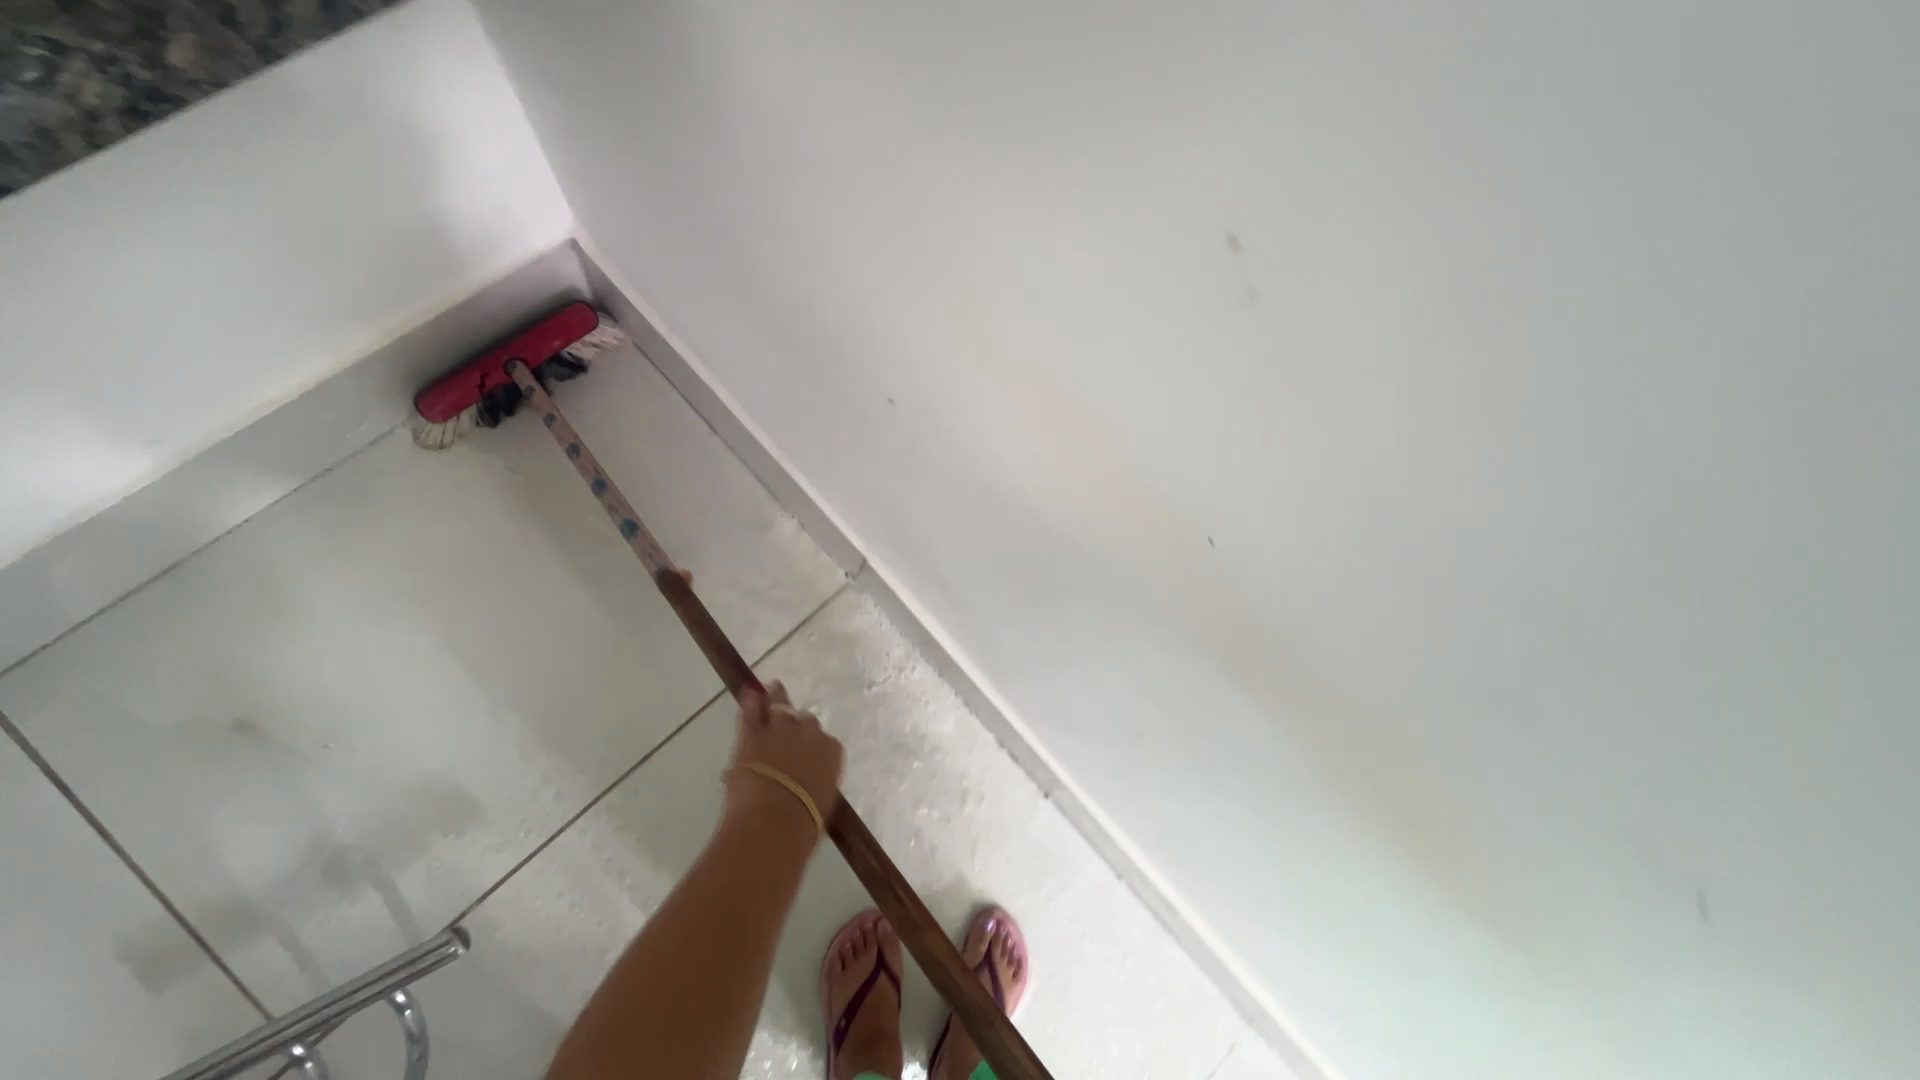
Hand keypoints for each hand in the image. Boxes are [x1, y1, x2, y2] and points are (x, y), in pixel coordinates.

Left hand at [725, 681, 842, 842]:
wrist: (773, 822)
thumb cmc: (804, 823)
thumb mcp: (822, 803)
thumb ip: (818, 784)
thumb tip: (810, 784)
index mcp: (831, 753)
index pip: (825, 741)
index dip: (813, 744)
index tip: (807, 749)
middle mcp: (809, 735)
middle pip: (805, 721)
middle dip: (797, 723)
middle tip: (790, 723)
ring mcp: (780, 731)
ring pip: (779, 707)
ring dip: (776, 699)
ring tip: (773, 688)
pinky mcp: (752, 736)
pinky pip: (752, 713)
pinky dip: (751, 702)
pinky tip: (750, 691)